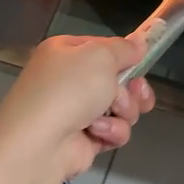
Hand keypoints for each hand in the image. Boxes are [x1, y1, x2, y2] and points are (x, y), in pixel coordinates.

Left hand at [0, 34, 156, 182]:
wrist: (40, 143)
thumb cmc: (69, 89)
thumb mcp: (100, 56)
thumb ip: (124, 48)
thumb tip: (140, 40)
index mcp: (66, 53)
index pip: (104, 49)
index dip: (125, 57)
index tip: (143, 62)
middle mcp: (70, 80)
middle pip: (118, 81)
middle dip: (131, 89)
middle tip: (137, 92)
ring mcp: (77, 111)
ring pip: (121, 108)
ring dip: (124, 111)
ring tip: (112, 113)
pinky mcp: (85, 139)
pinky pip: (113, 131)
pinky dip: (111, 132)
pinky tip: (98, 133)